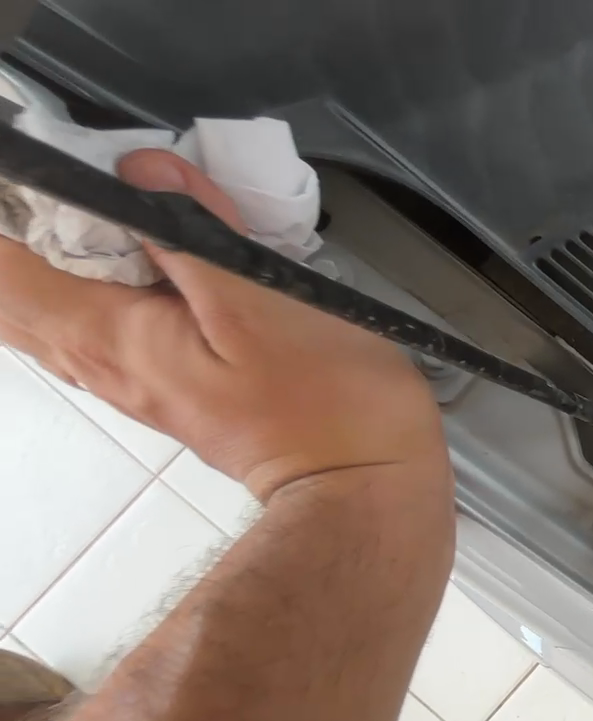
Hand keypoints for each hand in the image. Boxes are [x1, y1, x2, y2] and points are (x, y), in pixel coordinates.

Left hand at [0, 150, 446, 503]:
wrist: (369, 490)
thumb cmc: (334, 405)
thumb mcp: (274, 306)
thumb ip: (198, 238)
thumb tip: (144, 171)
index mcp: (100, 331)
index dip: (27, 199)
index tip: (92, 177)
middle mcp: (94, 359)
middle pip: (12, 275)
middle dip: (47, 226)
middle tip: (120, 202)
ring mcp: (133, 382)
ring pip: (52, 301)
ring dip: (81, 256)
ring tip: (148, 235)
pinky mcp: (172, 393)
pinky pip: (103, 325)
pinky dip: (114, 289)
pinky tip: (171, 280)